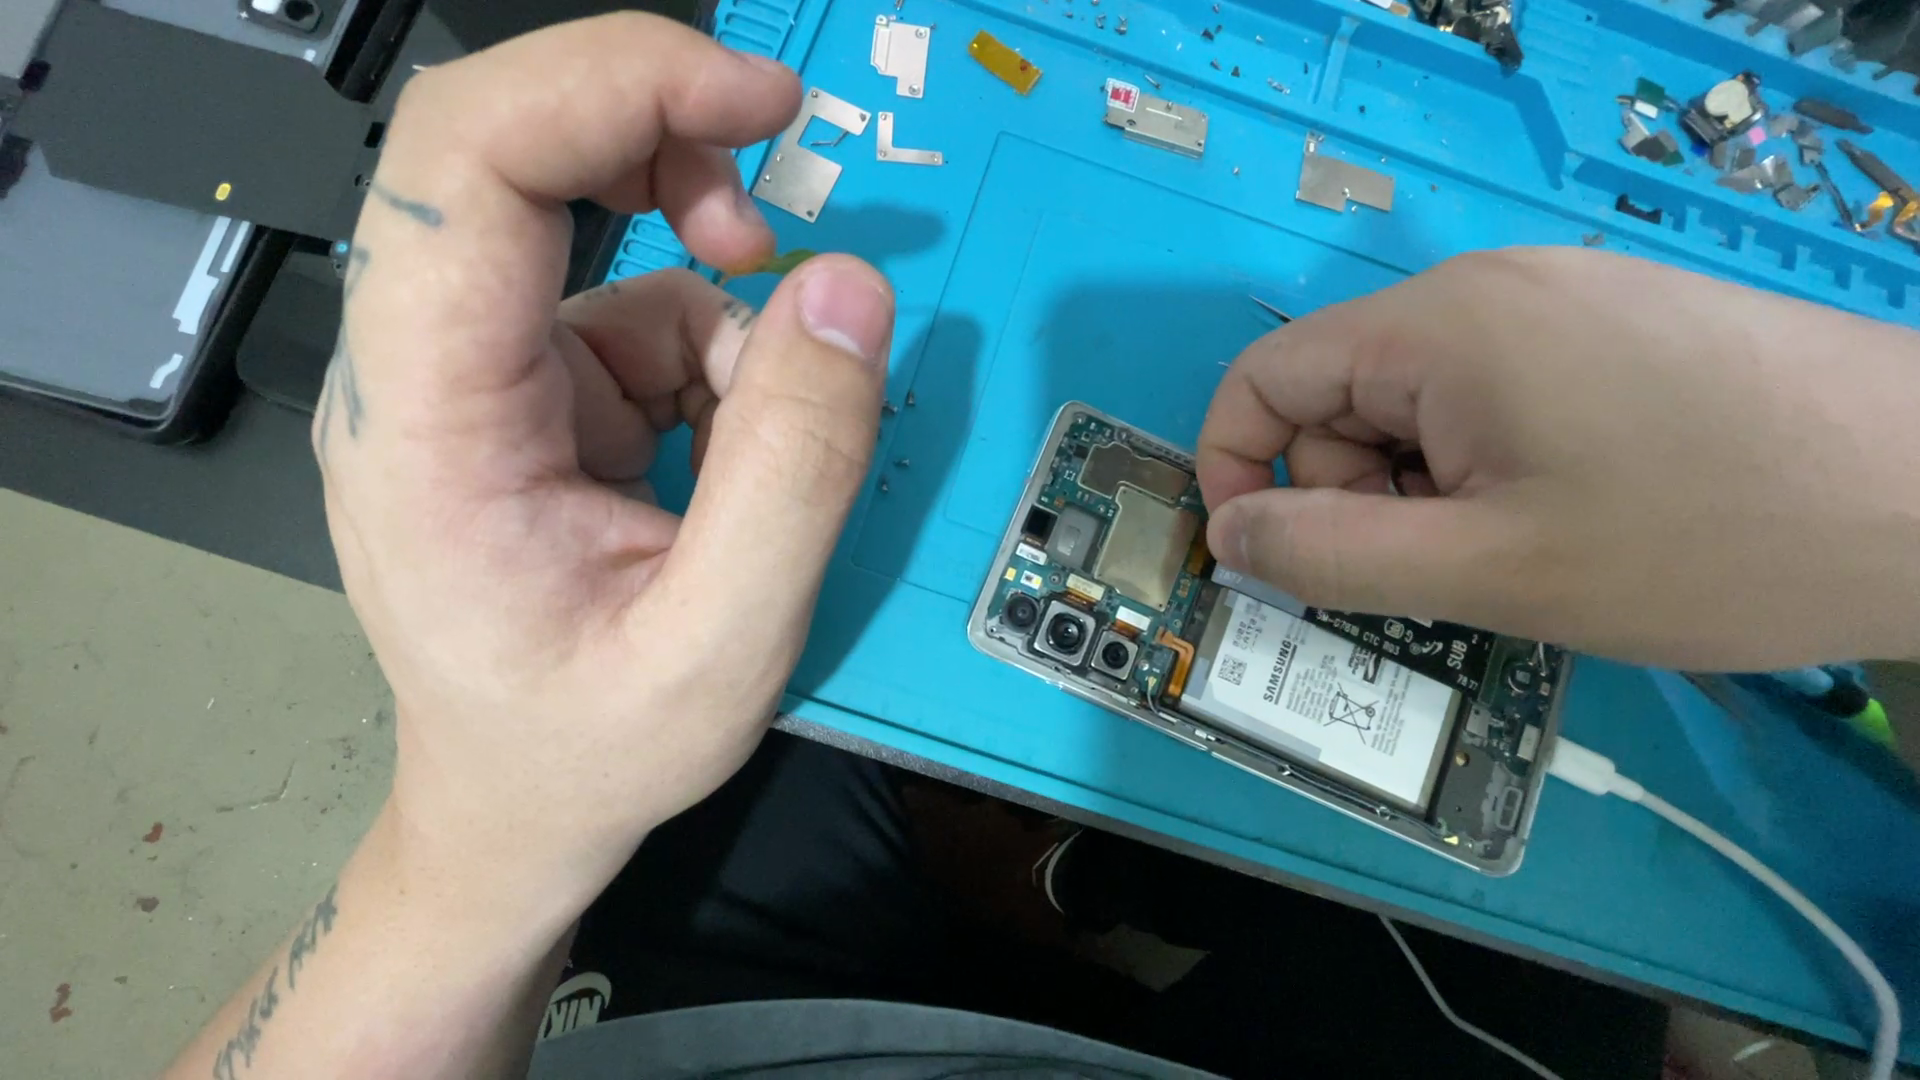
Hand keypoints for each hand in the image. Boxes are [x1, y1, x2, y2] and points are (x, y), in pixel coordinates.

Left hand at [314, 16, 892, 922]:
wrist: (526, 808)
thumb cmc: (598, 748)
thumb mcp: (727, 639)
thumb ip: (799, 467)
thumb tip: (849, 291)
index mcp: (432, 420)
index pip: (475, 166)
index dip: (619, 86)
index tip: (765, 105)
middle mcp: (434, 373)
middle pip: (522, 165)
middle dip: (668, 159)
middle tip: (771, 234)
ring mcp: (492, 382)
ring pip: (624, 265)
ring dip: (728, 316)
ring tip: (770, 433)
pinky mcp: (548, 402)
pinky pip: (656, 332)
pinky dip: (728, 372)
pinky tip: (740, 460)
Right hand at [1197, 248, 1919, 668]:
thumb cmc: (1711, 538)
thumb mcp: (1489, 570)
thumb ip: (1328, 556)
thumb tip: (1226, 532)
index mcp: (1437, 326)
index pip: (1262, 376)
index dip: (1233, 464)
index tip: (1262, 548)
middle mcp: (1479, 292)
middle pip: (1334, 397)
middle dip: (1346, 490)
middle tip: (1432, 559)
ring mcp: (1544, 305)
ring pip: (1403, 407)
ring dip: (1412, 486)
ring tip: (1505, 542)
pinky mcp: (1594, 331)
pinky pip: (1473, 399)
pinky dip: (1470, 465)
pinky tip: (1551, 508)